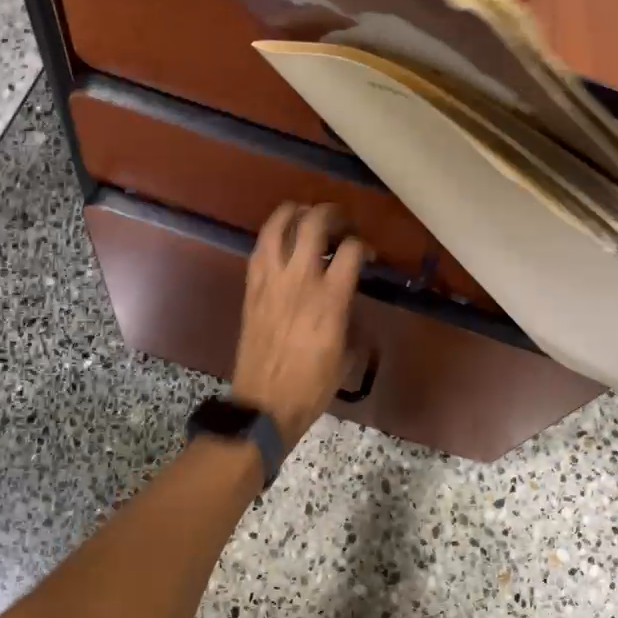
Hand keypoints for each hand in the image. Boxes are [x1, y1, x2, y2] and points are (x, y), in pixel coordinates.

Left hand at [231, 203, 365, 449]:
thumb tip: (349, 305)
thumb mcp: (346, 355)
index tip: (366, 253)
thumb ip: (350, 321)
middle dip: (332, 213)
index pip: (351, 250)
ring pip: (278, 226)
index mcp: (330, 299)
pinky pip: (259, 249)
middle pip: (314, 223)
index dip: (363, 244)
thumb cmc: (312, 386)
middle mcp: (300, 280)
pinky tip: (281, 239)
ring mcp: (271, 282)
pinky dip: (271, 235)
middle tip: (341, 221)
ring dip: (295, 213)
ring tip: (307, 215)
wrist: (265, 404)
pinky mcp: (251, 289)